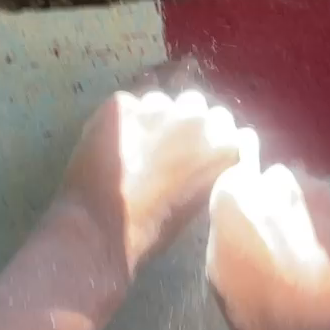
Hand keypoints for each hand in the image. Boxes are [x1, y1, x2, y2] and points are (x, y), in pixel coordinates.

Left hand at [59, 88, 252, 279]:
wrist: (102, 228)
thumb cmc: (156, 226)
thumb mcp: (201, 199)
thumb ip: (210, 166)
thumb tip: (204, 155)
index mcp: (225, 145)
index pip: (227, 124)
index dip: (210, 135)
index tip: (196, 149)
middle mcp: (199, 117)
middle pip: (196, 104)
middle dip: (183, 120)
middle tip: (165, 145)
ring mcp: (160, 106)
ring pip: (160, 100)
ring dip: (153, 117)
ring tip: (135, 145)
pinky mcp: (123, 103)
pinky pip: (126, 106)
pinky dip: (120, 121)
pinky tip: (111, 145)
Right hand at [206, 163, 329, 329]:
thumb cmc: (258, 312)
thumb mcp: (219, 273)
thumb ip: (228, 230)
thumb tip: (240, 218)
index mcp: (236, 194)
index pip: (237, 177)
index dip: (244, 200)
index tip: (248, 222)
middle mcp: (280, 181)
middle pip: (278, 178)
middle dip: (279, 201)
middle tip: (279, 239)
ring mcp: (322, 196)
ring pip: (311, 195)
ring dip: (308, 215)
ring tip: (309, 257)